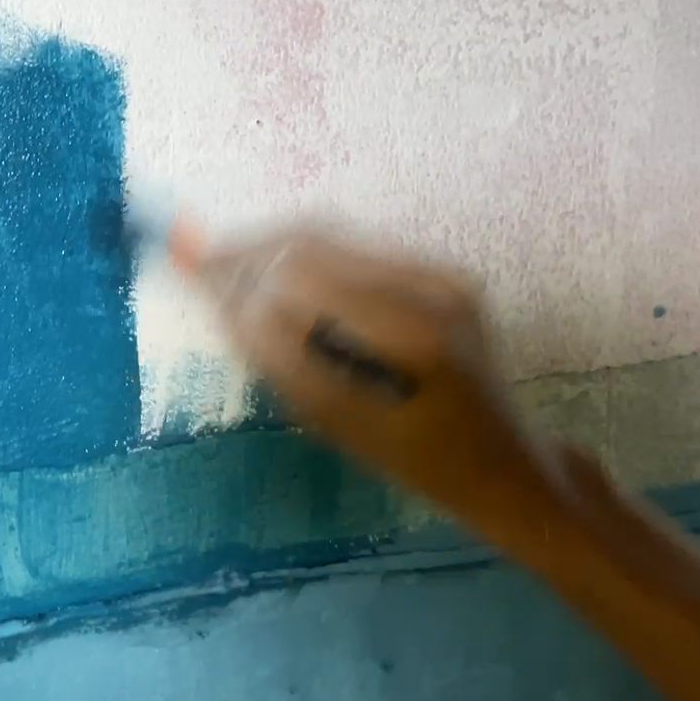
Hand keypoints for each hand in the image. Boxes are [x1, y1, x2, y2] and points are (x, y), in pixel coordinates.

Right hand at [169, 222, 559, 526]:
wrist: (509, 465)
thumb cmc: (417, 461)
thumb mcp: (336, 421)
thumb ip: (275, 355)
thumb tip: (219, 298)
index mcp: (410, 331)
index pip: (296, 272)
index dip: (238, 269)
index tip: (190, 271)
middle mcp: (431, 285)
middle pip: (310, 239)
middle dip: (248, 248)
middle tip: (200, 264)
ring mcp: (442, 272)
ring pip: (328, 235)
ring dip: (271, 248)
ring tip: (230, 269)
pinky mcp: (442, 270)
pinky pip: (353, 248)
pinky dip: (304, 256)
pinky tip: (279, 277)